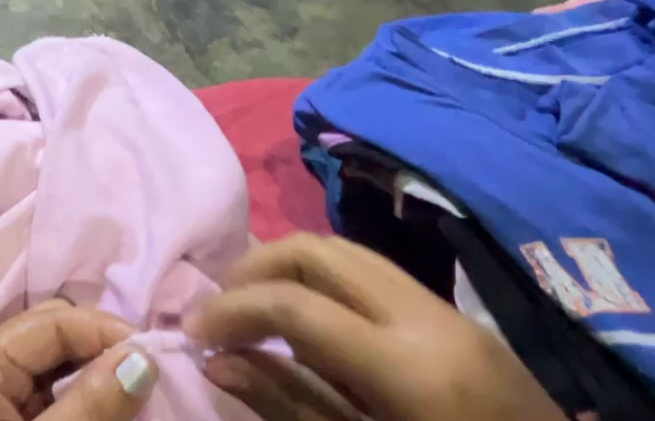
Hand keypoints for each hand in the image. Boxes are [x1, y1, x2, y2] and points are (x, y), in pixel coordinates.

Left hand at [0, 300, 158, 420]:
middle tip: (158, 377)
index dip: (104, 330)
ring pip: (59, 370)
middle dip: (104, 350)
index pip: (53, 323)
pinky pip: (56, 403)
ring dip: (100, 378)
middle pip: (55, 339)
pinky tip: (119, 415)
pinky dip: (87, 406)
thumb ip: (91, 406)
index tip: (160, 356)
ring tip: (147, 396)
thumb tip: (141, 358)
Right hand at [191, 234, 567, 420]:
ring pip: (343, 250)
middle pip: (315, 250)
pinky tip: (309, 321)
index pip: (294, 306)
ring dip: (287, 267)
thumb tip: (217, 362)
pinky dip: (324, 280)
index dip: (230, 311)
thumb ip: (291, 408)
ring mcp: (452, 315)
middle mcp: (429, 321)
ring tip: (255, 310)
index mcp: (412, 371)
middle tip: (221, 313)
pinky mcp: (462, 322)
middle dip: (253, 271)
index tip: (192, 334)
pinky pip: (373, 275)